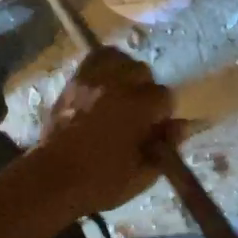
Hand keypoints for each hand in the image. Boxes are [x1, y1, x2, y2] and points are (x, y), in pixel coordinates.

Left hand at [33, 47, 182, 215]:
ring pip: (120, 58)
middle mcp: (116, 85)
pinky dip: (104, 63)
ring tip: (123, 91)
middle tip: (139, 111)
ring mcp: (92, 79)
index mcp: (137, 109)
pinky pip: (94, 57)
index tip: (157, 126)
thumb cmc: (101, 180)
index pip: (165, 95)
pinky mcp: (74, 79)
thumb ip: (166, 146)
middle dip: (147, 89)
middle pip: (143, 71)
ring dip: (126, 71)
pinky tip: (106, 80)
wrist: (55, 175)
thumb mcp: (142, 174)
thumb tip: (183, 126)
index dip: (164, 112)